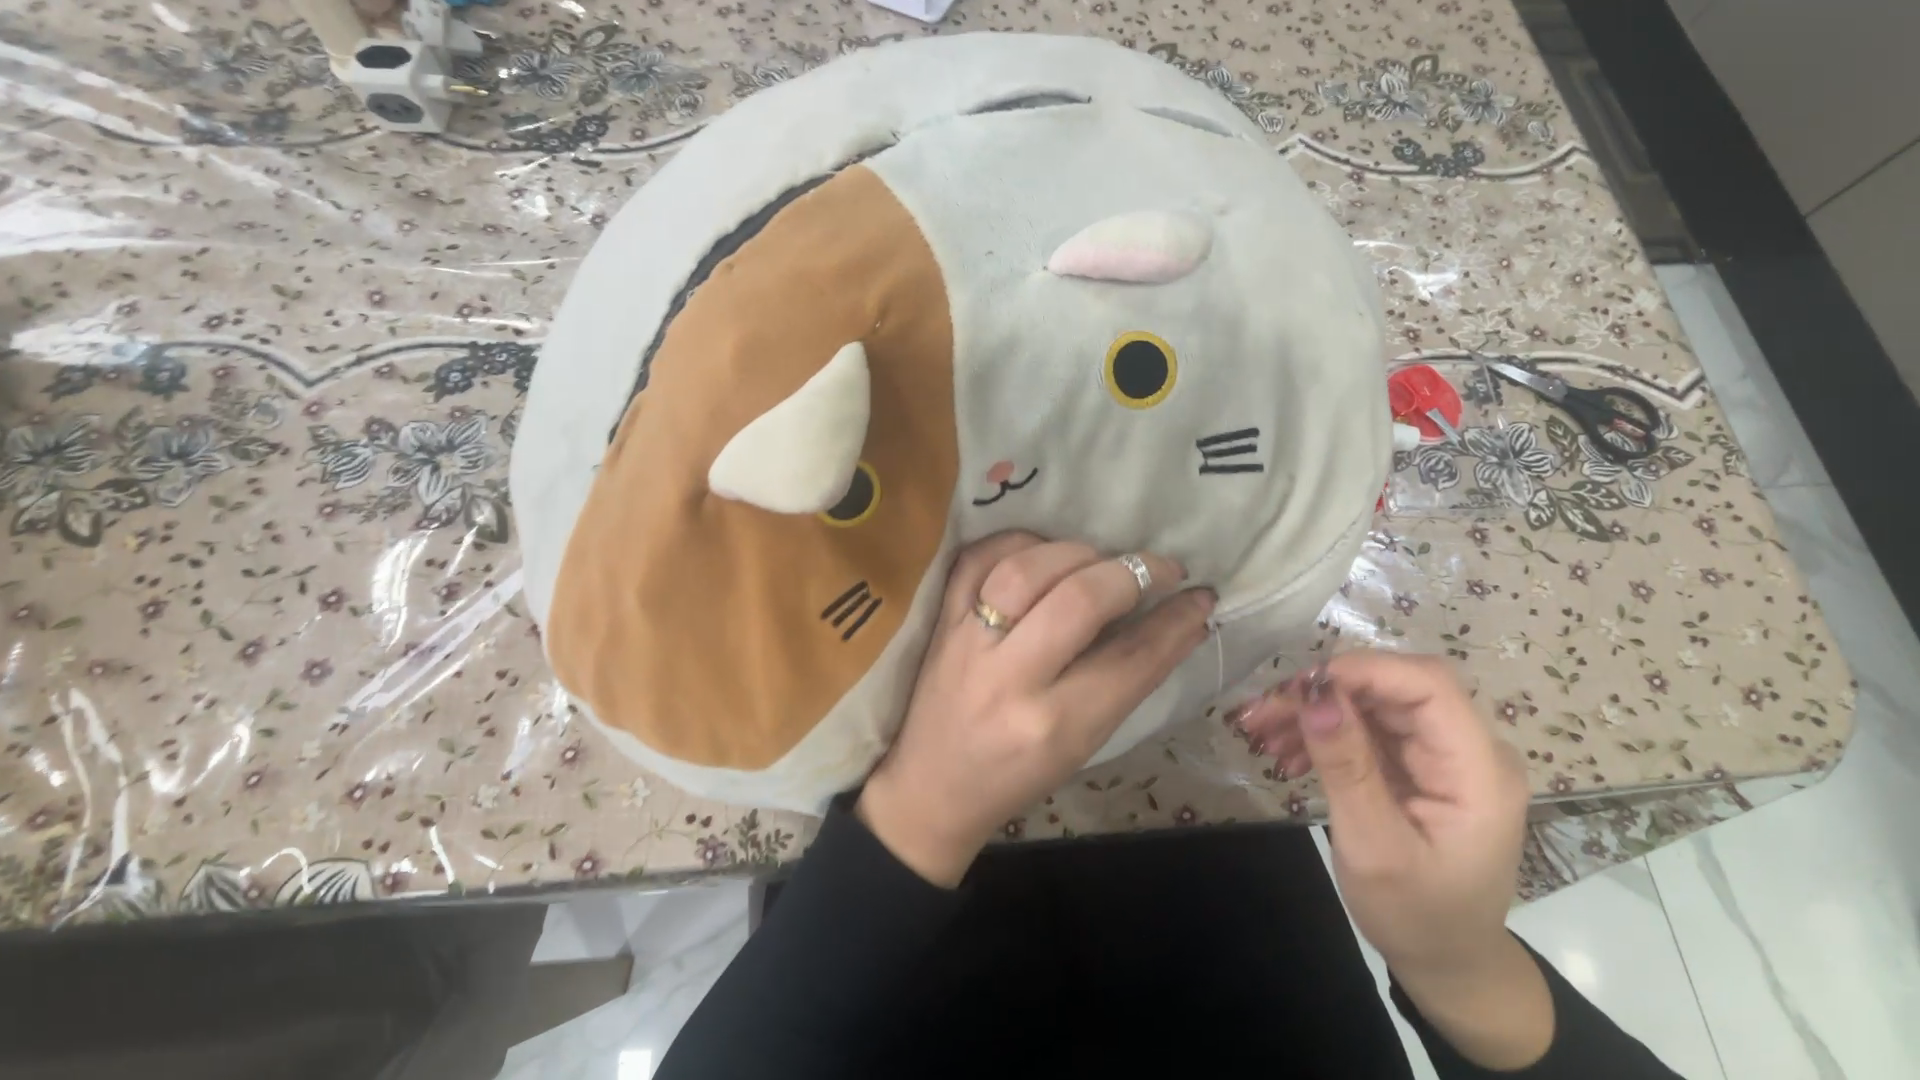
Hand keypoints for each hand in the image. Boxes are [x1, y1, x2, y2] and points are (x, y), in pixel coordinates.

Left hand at [857, 532, 1214, 887]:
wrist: (933, 790)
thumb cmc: (1018, 777)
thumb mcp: (1084, 744)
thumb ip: (1130, 681)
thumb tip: (1184, 621)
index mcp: (1055, 726)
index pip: (1130, 659)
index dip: (1175, 621)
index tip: (1200, 595)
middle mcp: (1010, 680)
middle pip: (1079, 601)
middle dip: (1132, 574)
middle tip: (1157, 571)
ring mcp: (967, 645)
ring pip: (1026, 571)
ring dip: (1076, 553)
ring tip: (1100, 561)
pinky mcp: (941, 623)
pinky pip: (975, 561)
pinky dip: (1016, 542)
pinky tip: (1043, 549)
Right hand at [1235, 650, 1552, 1068]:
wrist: (1447, 962)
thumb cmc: (1416, 915)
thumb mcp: (1374, 847)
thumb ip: (1347, 767)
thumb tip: (1316, 696)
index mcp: (1478, 770)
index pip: (1427, 685)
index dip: (1363, 671)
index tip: (1298, 687)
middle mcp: (1469, 751)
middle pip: (1395, 690)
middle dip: (1325, 693)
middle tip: (1262, 712)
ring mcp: (1444, 757)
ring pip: (1374, 706)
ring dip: (1317, 713)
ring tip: (1261, 733)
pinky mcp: (1420, 766)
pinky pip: (1370, 731)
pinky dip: (1326, 735)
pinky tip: (1286, 753)